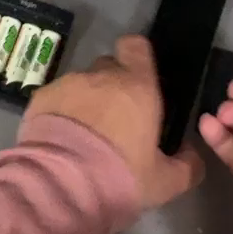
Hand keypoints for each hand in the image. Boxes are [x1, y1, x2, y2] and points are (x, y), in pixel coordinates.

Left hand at [24, 35, 204, 208]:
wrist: (60, 187)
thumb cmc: (120, 178)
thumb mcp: (164, 183)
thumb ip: (187, 166)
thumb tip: (193, 155)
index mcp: (137, 86)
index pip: (136, 47)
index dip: (137, 59)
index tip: (140, 81)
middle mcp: (101, 76)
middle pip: (109, 67)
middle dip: (113, 87)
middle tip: (115, 120)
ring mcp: (67, 84)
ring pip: (81, 84)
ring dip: (85, 102)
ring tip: (84, 138)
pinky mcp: (39, 99)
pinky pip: (55, 98)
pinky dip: (60, 113)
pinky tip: (61, 142)